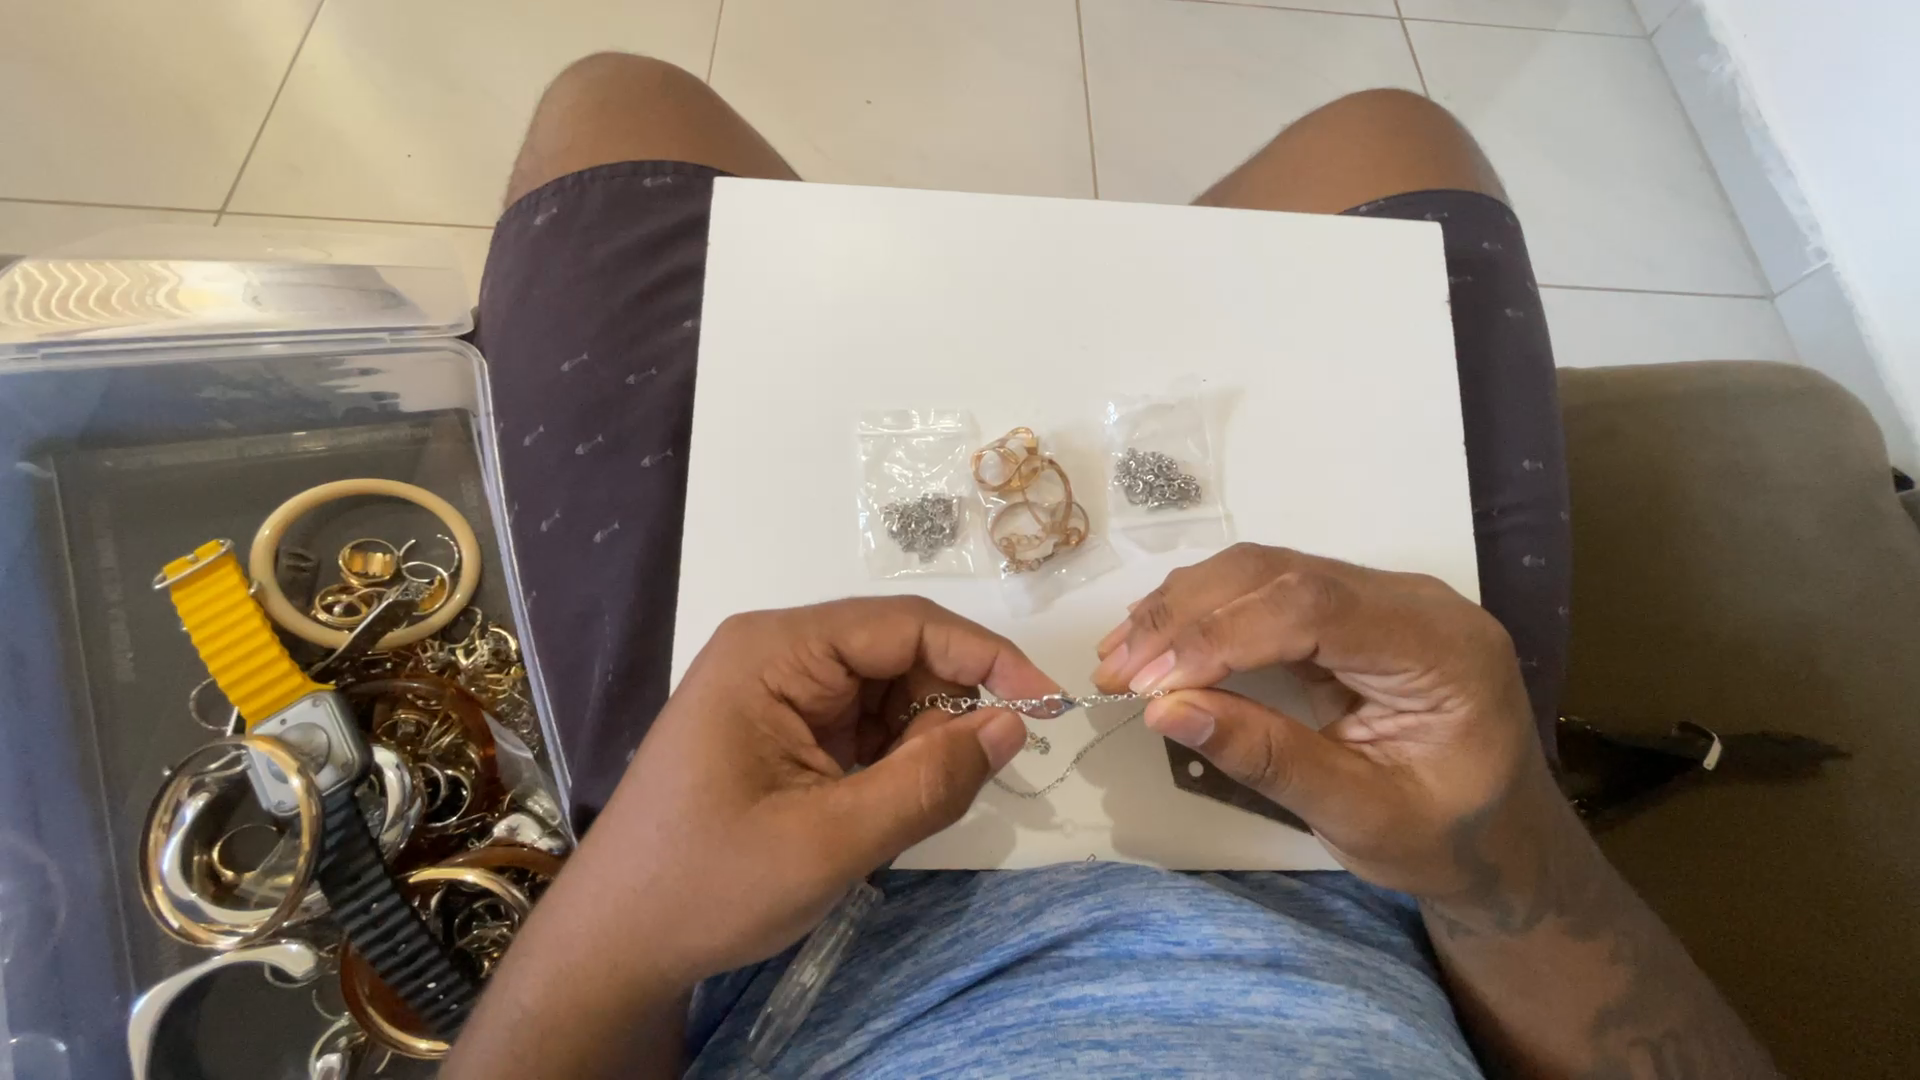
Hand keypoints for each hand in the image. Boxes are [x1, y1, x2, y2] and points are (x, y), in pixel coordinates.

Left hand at [580, 596, 1058, 987]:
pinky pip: (866, 723)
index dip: (983, 656)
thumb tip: (1013, 725)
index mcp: (778, 650)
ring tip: (899, 807)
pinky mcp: (786, 726)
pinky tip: (878, 805)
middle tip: (963, 781)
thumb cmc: (705, 886)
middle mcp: (780, 653)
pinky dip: (894, 759)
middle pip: (898, 654)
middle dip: (945, 711)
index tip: (1043, 702)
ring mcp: (781, 689)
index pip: (905, 625)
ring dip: (919, 742)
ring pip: (888, 692)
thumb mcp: (829, 842)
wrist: (614, 944)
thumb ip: (928, 782)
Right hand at [1091, 544, 1554, 900]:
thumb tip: (1165, 712)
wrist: (1502, 842)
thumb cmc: (1448, 843)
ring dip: (1179, 609)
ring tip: (1118, 655)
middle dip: (1184, 618)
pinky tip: (1153, 635)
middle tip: (1114, 670)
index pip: (1312, 607)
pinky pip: (1258, 588)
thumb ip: (1268, 758)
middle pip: (1275, 573)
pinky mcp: (1341, 607)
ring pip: (1257, 570)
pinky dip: (1198, 611)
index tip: (1148, 684)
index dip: (1219, 636)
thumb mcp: (1362, 819)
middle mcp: (1409, 600)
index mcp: (1440, 648)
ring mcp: (1374, 596)